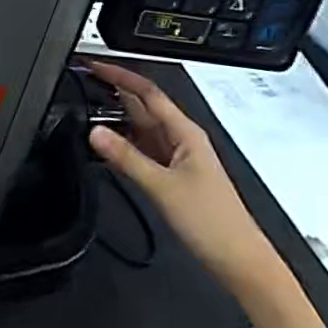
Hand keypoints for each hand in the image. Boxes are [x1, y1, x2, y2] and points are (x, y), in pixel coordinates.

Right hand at [81, 60, 275, 288]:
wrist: (239, 261)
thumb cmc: (213, 222)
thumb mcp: (163, 187)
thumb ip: (126, 158)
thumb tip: (97, 133)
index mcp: (185, 131)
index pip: (148, 91)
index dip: (121, 75)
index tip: (97, 66)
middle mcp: (182, 139)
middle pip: (145, 107)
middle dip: (116, 92)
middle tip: (88, 84)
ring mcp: (179, 158)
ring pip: (144, 129)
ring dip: (119, 119)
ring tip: (92, 110)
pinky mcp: (175, 177)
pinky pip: (146, 151)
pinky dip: (127, 145)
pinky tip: (112, 147)